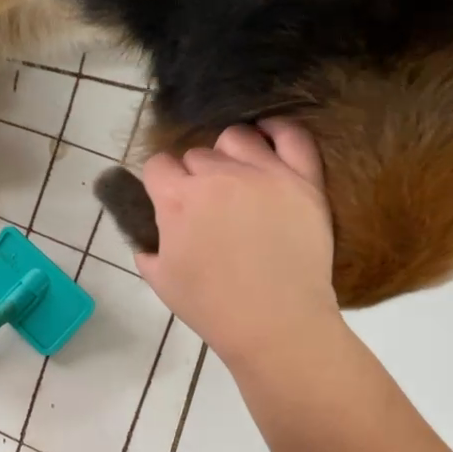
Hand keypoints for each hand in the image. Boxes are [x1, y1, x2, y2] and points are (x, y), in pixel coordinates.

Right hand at [134, 121, 337, 364]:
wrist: (274, 320)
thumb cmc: (210, 306)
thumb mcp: (160, 280)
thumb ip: (149, 248)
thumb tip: (153, 237)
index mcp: (177, 200)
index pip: (158, 165)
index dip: (158, 182)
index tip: (165, 199)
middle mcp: (218, 176)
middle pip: (196, 154)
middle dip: (193, 175)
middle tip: (204, 204)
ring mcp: (264, 173)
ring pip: (236, 139)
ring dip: (227, 154)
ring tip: (234, 177)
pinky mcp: (302, 178)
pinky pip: (291, 136)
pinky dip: (277, 131)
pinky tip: (268, 137)